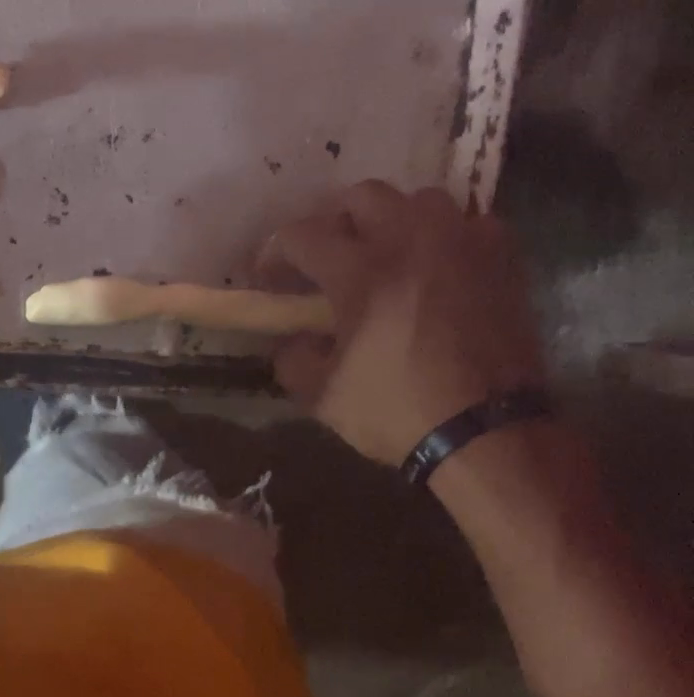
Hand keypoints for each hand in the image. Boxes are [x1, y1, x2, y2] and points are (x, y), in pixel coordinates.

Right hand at [259, 181, 546, 465]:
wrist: (485, 427)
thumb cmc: (391, 409)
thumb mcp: (318, 392)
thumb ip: (294, 354)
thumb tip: (295, 337)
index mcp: (361, 273)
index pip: (302, 235)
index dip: (273, 253)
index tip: (267, 279)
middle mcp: (414, 242)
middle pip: (364, 196)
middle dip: (332, 222)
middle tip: (320, 258)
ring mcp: (465, 244)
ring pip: (419, 200)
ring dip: (388, 222)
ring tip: (376, 257)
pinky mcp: (502, 259)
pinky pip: (465, 223)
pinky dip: (437, 236)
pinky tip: (426, 269)